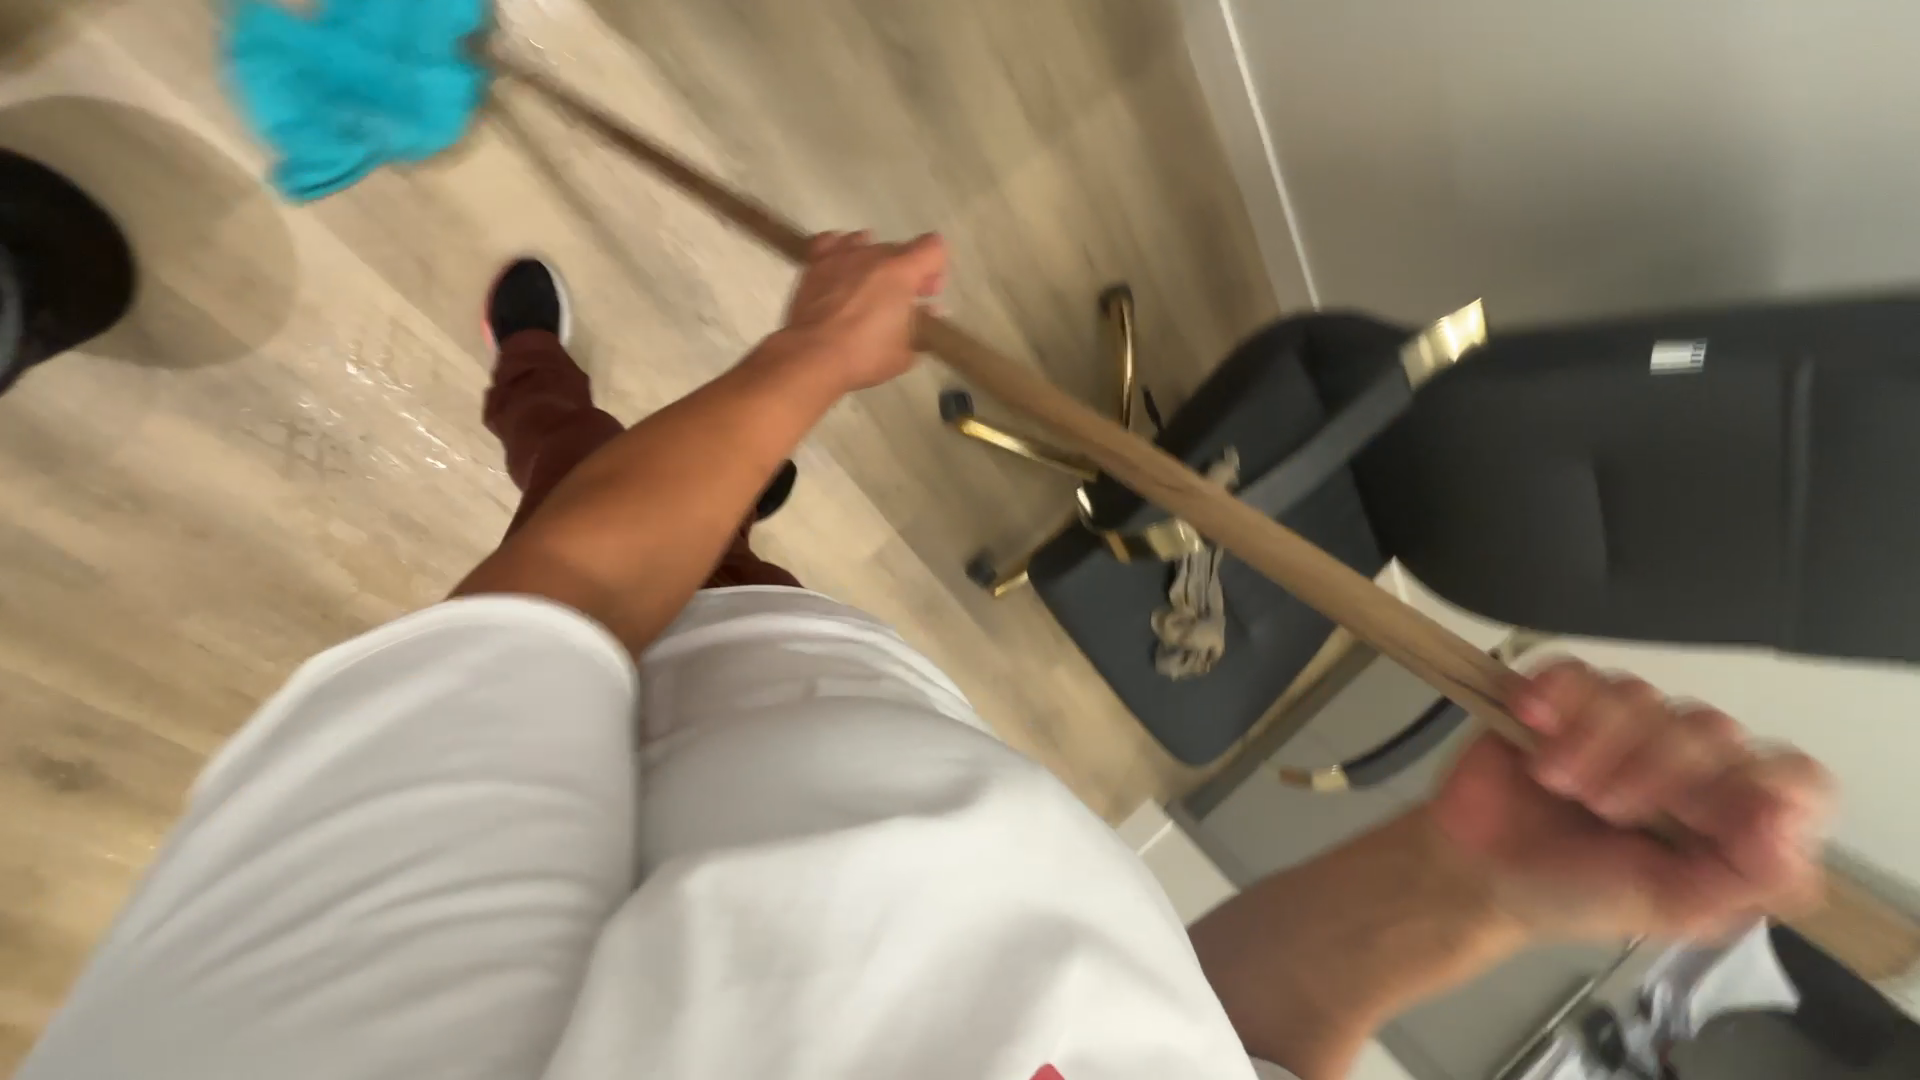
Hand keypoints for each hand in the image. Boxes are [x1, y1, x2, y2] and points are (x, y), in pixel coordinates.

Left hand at [776, 230, 947, 392]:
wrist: (813, 356)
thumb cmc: (865, 356)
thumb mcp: (905, 351)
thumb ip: (920, 326)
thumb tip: (928, 311)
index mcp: (901, 272)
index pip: (934, 248)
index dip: (937, 268)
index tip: (929, 292)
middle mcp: (873, 255)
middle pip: (900, 249)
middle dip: (907, 272)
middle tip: (903, 301)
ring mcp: (841, 256)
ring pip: (868, 244)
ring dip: (876, 263)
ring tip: (872, 287)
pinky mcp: (815, 264)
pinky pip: (833, 243)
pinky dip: (843, 251)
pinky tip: (844, 268)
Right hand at [1428, 659, 1832, 941]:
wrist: (1476, 867)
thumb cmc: (1575, 893)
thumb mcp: (1675, 908)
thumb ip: (1751, 876)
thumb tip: (1784, 817)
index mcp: (1730, 816)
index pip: (1791, 774)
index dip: (1743, 787)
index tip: (1685, 817)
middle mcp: (1683, 762)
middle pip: (1707, 726)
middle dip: (1648, 770)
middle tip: (1602, 809)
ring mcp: (1614, 725)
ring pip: (1635, 693)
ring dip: (1589, 740)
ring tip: (1553, 779)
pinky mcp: (1552, 699)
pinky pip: (1570, 670)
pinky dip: (1550, 692)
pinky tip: (1530, 721)